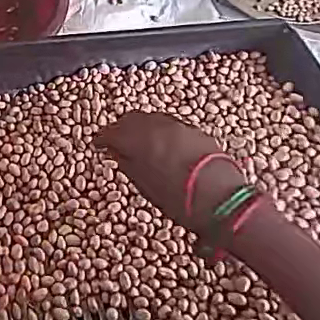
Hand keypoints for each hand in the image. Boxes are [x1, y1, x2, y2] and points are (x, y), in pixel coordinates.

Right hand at [95, 112, 242, 231]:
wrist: (222, 200)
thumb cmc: (179, 198)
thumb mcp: (144, 185)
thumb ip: (127, 163)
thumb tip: (117, 152)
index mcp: (137, 138)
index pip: (111, 132)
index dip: (102, 139)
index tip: (97, 145)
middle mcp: (157, 126)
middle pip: (131, 119)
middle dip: (120, 128)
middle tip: (114, 141)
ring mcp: (178, 127)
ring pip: (152, 119)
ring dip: (141, 128)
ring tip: (138, 143)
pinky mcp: (196, 132)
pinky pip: (170, 126)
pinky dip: (160, 132)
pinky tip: (161, 146)